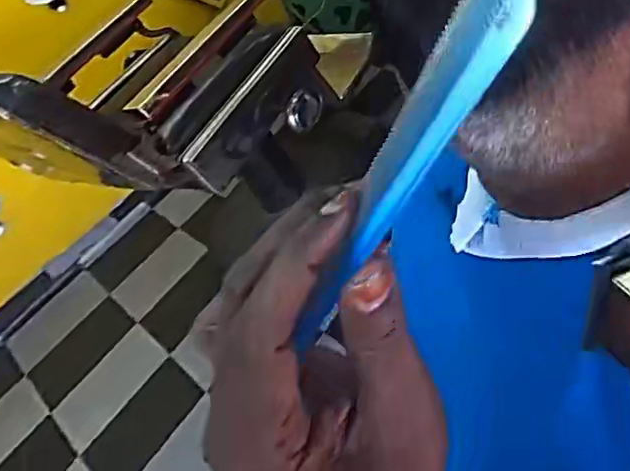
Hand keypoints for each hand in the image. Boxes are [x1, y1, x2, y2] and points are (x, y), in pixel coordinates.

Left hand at [198, 187, 446, 470]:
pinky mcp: (259, 375)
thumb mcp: (401, 423)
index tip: (349, 208)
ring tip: (342, 216)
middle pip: (240, 300)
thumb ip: (382, 343)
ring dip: (289, 245)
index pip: (258, 327)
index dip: (300, 259)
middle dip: (294, 238)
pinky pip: (263, 305)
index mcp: (251, 431)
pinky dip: (295, 267)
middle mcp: (228, 405)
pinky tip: (334, 254)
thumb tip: (373, 261)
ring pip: (243, 296)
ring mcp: (237, 388)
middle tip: (353, 198)